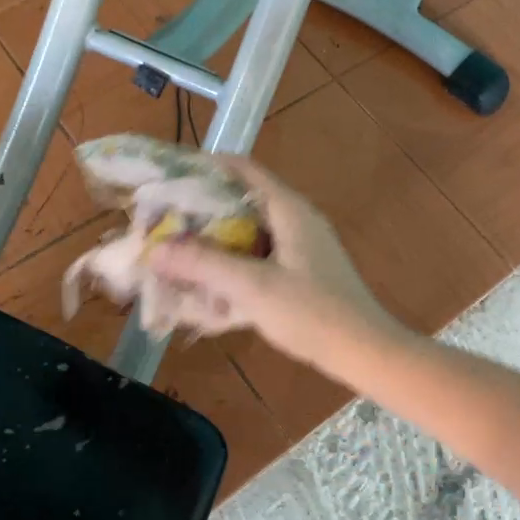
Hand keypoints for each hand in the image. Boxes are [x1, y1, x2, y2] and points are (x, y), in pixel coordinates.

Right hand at [148, 157, 412, 369]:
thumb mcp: (252, 287)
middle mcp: (295, 221)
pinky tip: (208, 293)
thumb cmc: (312, 313)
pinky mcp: (302, 275)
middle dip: (200, 213)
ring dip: (214, 245)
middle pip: (241, 203)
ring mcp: (301, 249)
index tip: (166, 178)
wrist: (366, 352)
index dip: (203, 168)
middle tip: (162, 224)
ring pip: (248, 235)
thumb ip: (203, 265)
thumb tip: (154, 249)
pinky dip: (233, 269)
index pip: (242, 169)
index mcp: (289, 210)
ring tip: (176, 257)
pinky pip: (259, 261)